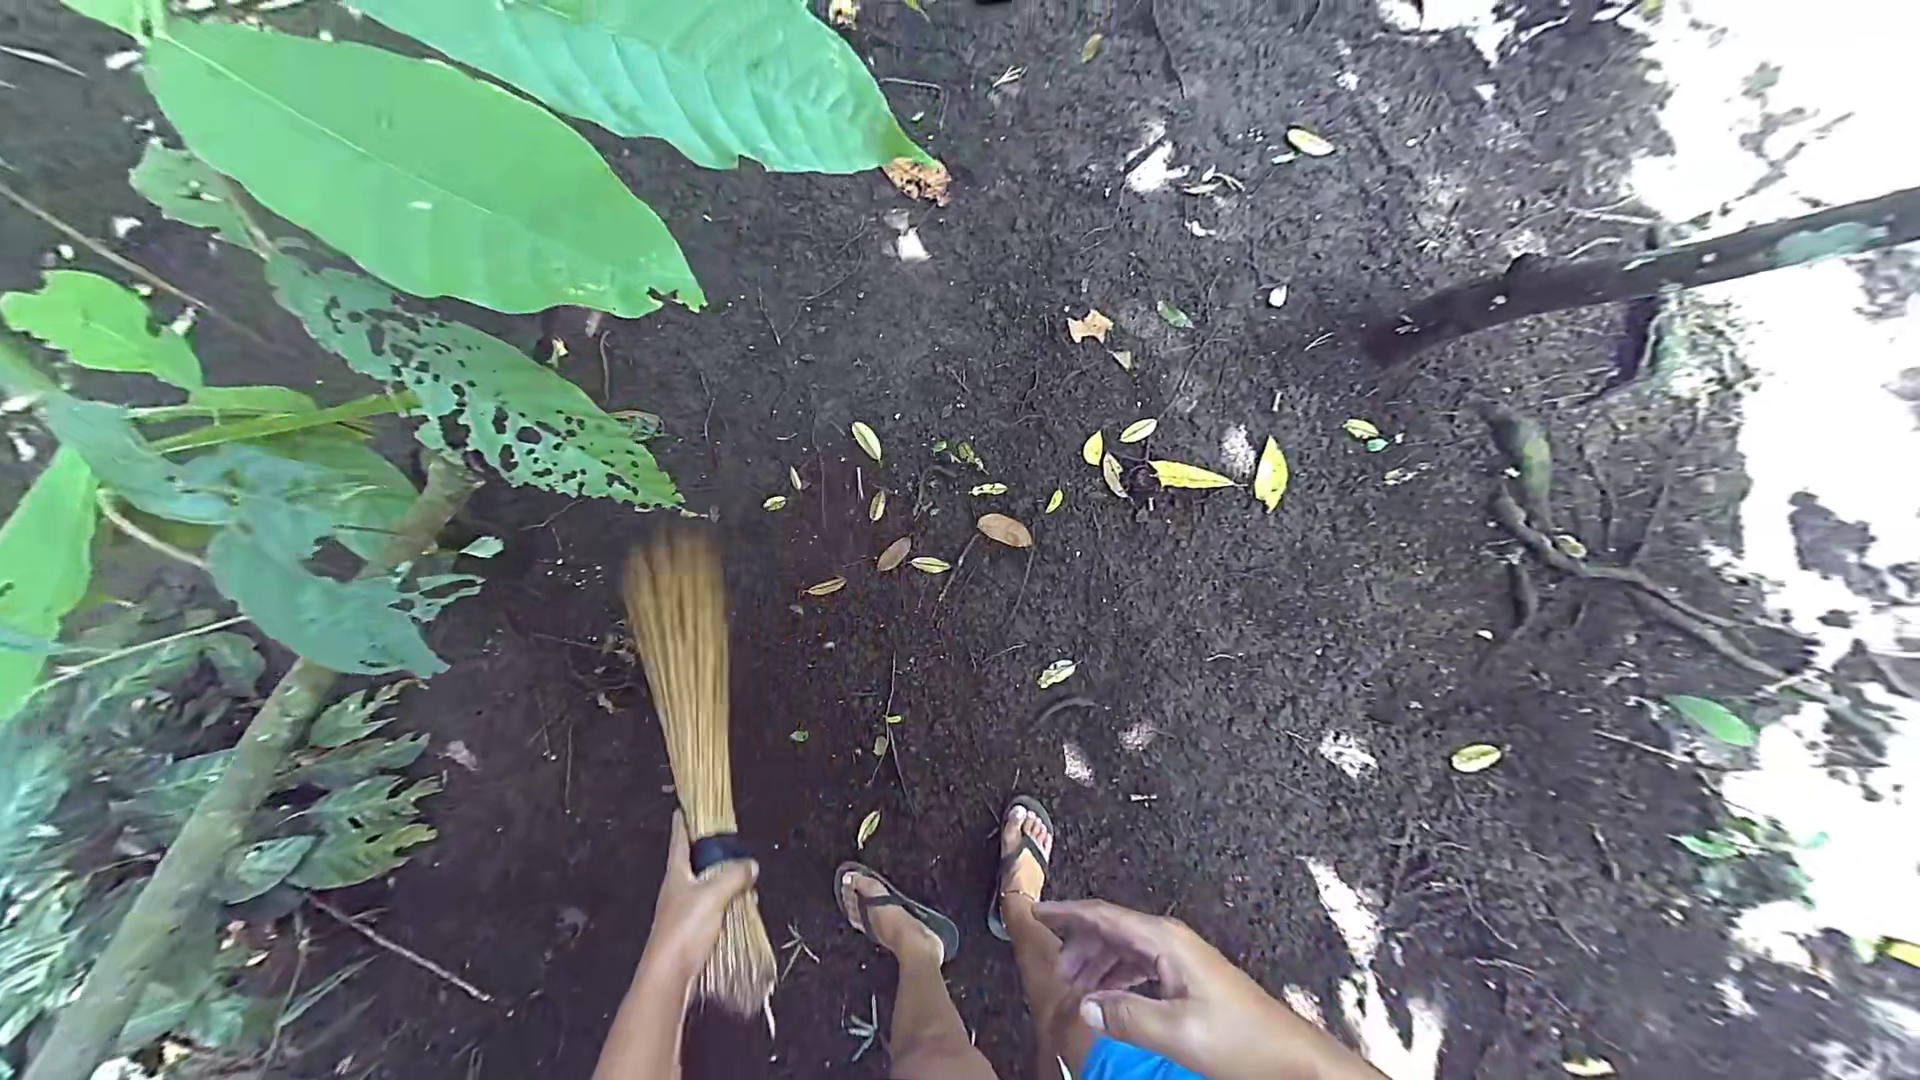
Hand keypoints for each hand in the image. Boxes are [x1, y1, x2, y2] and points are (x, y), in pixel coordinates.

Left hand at [638, 810, 759, 986]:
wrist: (667, 980)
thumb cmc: (684, 930)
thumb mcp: (713, 894)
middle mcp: (677, 890)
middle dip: (716, 855)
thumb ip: (734, 875)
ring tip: (748, 883)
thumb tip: (751, 866)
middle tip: (735, 849)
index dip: (683, 823)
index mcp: (676, 874)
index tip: (685, 808)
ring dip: (727, 884)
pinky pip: (714, 910)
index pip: (679, 840)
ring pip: (708, 888)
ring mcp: (683, 912)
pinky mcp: (691, 933)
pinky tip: (743, 909)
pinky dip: (729, 906)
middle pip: (697, 863)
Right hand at [1033, 899, 1384, 1079]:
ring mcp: (1178, 955)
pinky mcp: (1185, 975)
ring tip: (1074, 988)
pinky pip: (1139, 965)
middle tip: (1054, 971)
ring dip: (1096, 964)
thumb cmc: (1240, 1040)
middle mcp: (1167, 938)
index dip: (1067, 912)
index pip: (1103, 915)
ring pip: (1124, 948)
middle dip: (1078, 945)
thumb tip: (1085, 1006)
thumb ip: (1127, 1015)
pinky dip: (1117, 977)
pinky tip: (1108, 998)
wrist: (1294, 1059)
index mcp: (1162, 939)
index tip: (1036, 911)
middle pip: (1111, 929)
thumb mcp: (1179, 1032)